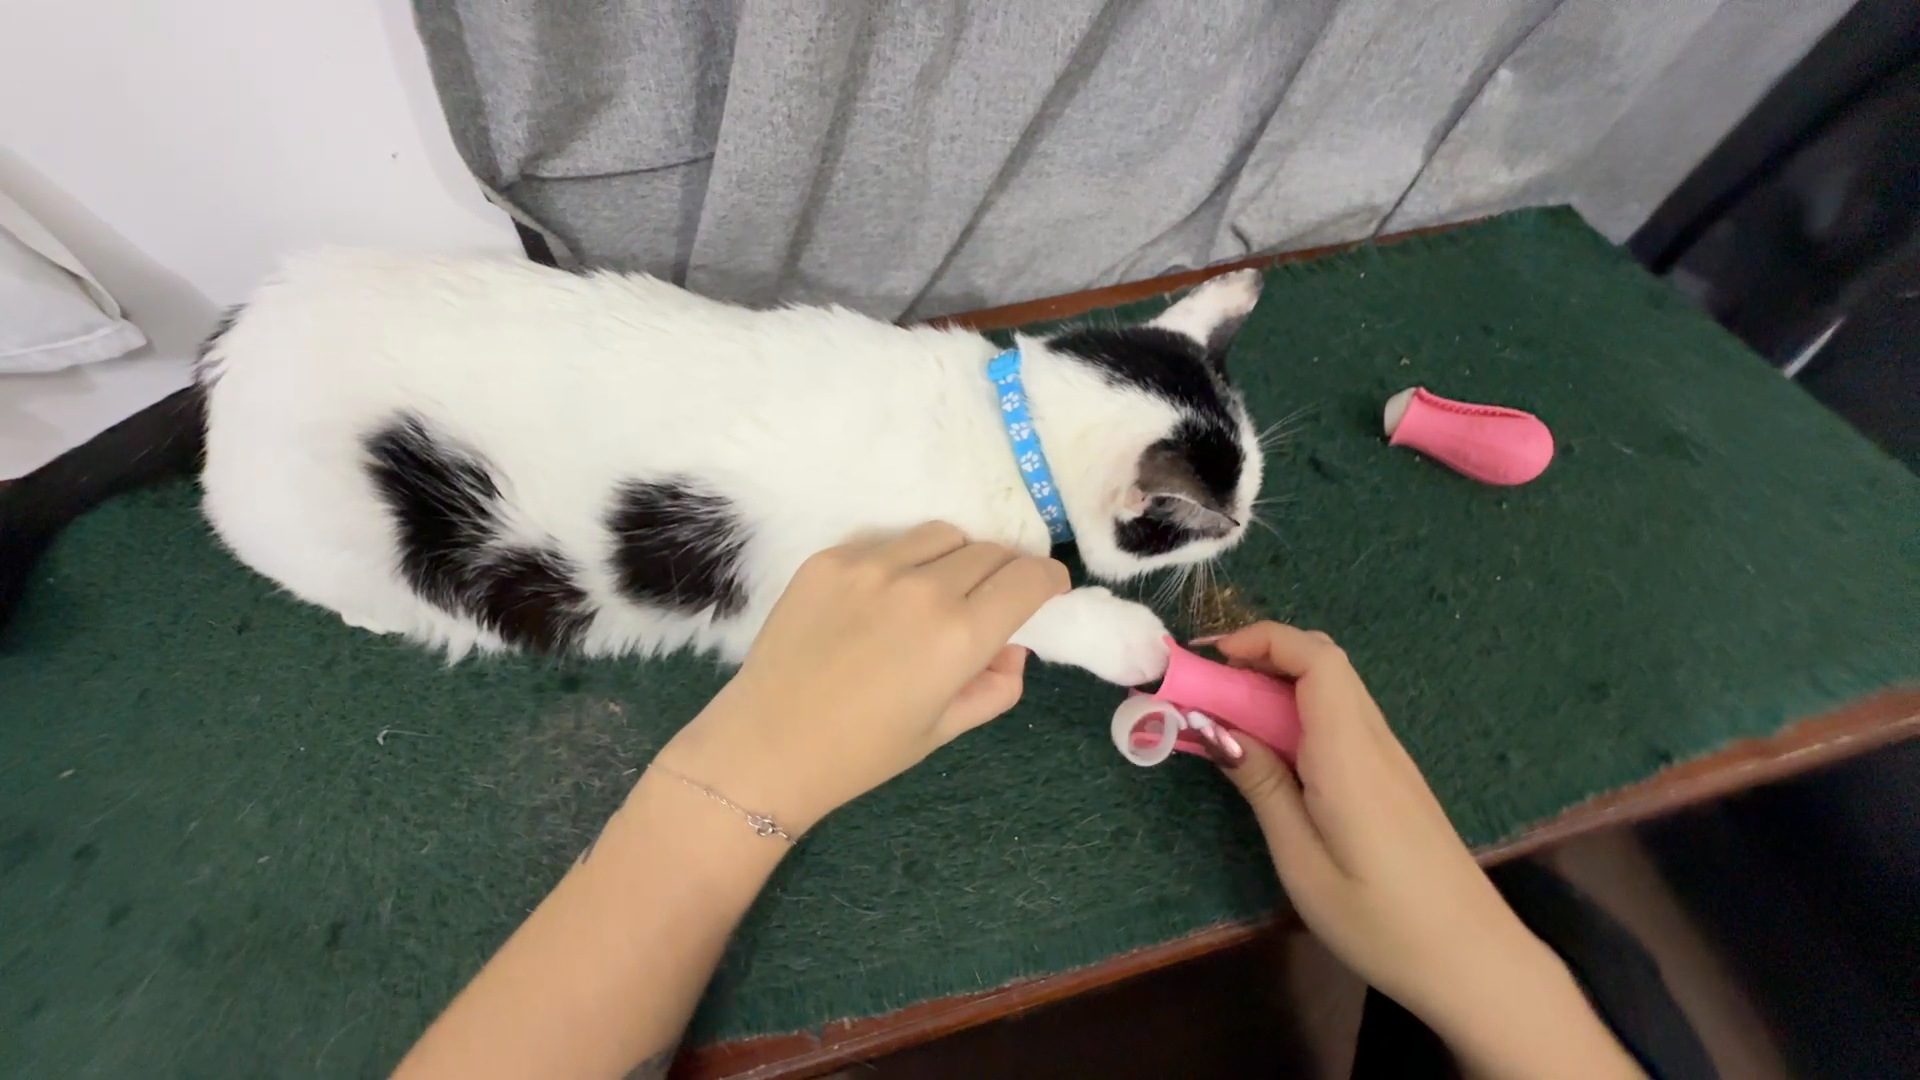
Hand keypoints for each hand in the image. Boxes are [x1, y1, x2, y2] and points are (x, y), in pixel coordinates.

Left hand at [655, 522, 1069, 833]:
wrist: (767, 746)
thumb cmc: (863, 752)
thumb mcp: (946, 729)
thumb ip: (998, 684)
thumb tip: (1014, 646)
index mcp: (959, 635)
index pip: (1029, 577)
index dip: (1048, 578)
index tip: (1046, 589)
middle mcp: (922, 587)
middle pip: (991, 551)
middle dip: (1005, 573)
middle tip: (991, 600)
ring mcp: (871, 565)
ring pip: (943, 534)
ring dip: (956, 557)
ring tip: (937, 590)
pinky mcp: (830, 557)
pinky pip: (889, 542)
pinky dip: (903, 561)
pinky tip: (882, 597)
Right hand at [1198, 623, 1543, 1023]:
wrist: (1479, 968)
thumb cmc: (1382, 922)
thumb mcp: (1302, 861)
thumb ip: (1261, 785)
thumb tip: (1213, 728)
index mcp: (1349, 753)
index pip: (1315, 657)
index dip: (1261, 639)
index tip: (1210, 658)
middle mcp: (1373, 740)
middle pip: (1322, 659)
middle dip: (1260, 654)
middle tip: (1210, 686)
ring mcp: (1387, 756)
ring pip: (1331, 686)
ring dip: (1275, 682)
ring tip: (1227, 716)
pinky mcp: (1389, 776)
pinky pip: (1339, 716)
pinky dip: (1296, 710)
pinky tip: (1271, 750)